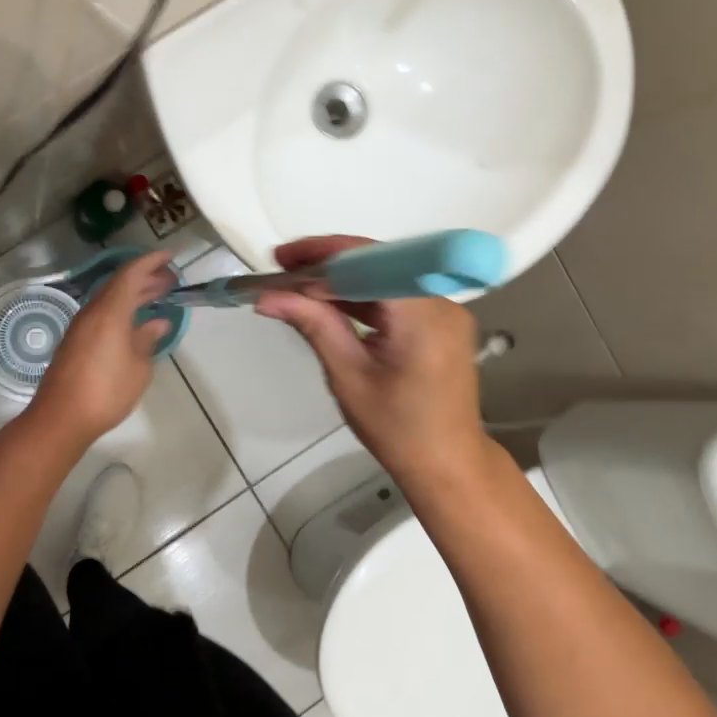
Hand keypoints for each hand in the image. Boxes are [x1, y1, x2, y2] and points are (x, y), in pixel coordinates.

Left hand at [29, 251, 175, 443]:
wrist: (61, 417)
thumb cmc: (106, 391)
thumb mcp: (138, 367)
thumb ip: (147, 340)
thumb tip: (157, 323)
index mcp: (110, 311)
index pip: (131, 273)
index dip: (151, 261)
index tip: (170, 257)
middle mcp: (92, 312)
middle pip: (120, 284)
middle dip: (146, 278)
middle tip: (170, 280)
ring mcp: (80, 326)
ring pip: (110, 299)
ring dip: (133, 294)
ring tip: (157, 297)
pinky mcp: (75, 342)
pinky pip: (102, 314)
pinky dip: (122, 309)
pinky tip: (135, 322)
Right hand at [256, 235, 496, 501]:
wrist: (447, 464)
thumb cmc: (397, 429)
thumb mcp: (348, 377)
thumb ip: (314, 326)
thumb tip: (269, 297)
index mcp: (422, 316)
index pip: (369, 260)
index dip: (323, 252)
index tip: (282, 259)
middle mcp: (440, 302)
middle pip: (378, 263)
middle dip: (328, 264)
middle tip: (282, 272)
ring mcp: (444, 311)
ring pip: (384, 277)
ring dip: (341, 281)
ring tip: (296, 287)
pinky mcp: (440, 323)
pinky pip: (396, 295)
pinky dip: (361, 297)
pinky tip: (328, 304)